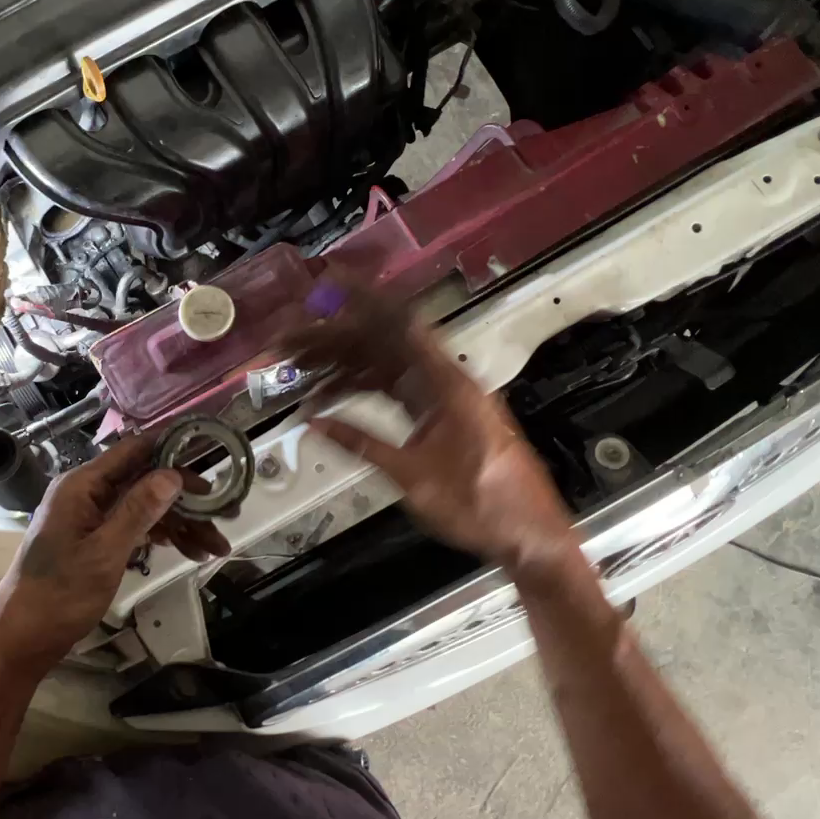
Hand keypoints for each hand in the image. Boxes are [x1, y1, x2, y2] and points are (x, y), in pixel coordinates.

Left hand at [0, 433, 229, 670]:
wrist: (21, 638)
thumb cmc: (58, 595)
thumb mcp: (104, 553)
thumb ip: (138, 510)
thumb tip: (172, 474)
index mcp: (82, 485)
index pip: (133, 451)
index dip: (172, 450)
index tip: (212, 454)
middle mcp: (86, 493)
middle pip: (145, 482)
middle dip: (186, 498)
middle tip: (226, 513)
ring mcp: (89, 518)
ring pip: (144, 508)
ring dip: (180, 524)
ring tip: (216, 547)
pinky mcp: (93, 541)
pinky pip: (133, 528)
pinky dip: (160, 538)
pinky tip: (188, 552)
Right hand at [279, 285, 579, 581]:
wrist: (528, 536)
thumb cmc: (482, 507)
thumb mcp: (413, 477)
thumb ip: (362, 444)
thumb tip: (317, 422)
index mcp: (447, 385)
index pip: (400, 325)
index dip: (364, 299)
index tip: (332, 282)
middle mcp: (445, 381)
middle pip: (382, 344)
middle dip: (333, 340)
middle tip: (291, 344)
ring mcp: (442, 397)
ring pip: (383, 366)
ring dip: (342, 366)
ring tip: (300, 371)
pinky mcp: (438, 414)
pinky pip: (392, 389)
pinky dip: (360, 390)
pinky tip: (330, 399)